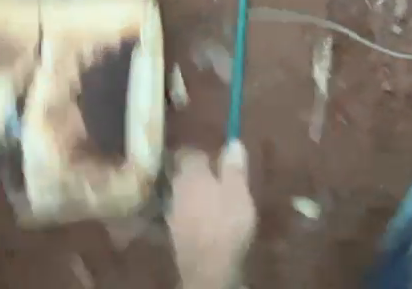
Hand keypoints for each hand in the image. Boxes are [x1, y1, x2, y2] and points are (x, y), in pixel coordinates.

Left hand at [167, 141, 256, 288]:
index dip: (201, 151)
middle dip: (197, 172)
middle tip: (217, 175)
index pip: (188, 152)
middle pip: (183, 173)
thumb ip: (234, 167)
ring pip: (183, 193)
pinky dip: (193, 211)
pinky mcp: (174, 233)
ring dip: (195, 193)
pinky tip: (206, 218)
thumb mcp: (238, 191)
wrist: (208, 270)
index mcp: (191, 174)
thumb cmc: (226, 224)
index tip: (214, 155)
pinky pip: (183, 212)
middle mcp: (177, 189)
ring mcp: (173, 212)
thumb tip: (232, 142)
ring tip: (214, 198)